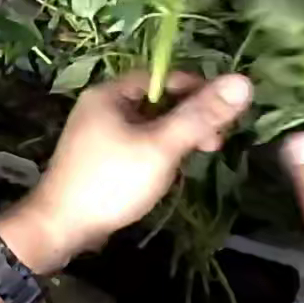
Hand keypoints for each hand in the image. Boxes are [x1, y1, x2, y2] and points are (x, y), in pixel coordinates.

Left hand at [0, 71, 251, 271]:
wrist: (61, 225)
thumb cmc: (111, 181)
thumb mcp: (160, 146)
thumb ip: (199, 115)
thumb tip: (242, 80)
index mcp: (109, 94)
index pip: (162, 77)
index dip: (197, 90)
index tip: (225, 115)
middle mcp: (99, 106)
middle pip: (156, 101)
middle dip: (189, 118)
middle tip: (214, 144)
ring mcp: (96, 133)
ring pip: (148, 125)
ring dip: (176, 138)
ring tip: (195, 160)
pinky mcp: (98, 157)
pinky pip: (136, 143)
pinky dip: (157, 152)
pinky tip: (169, 172)